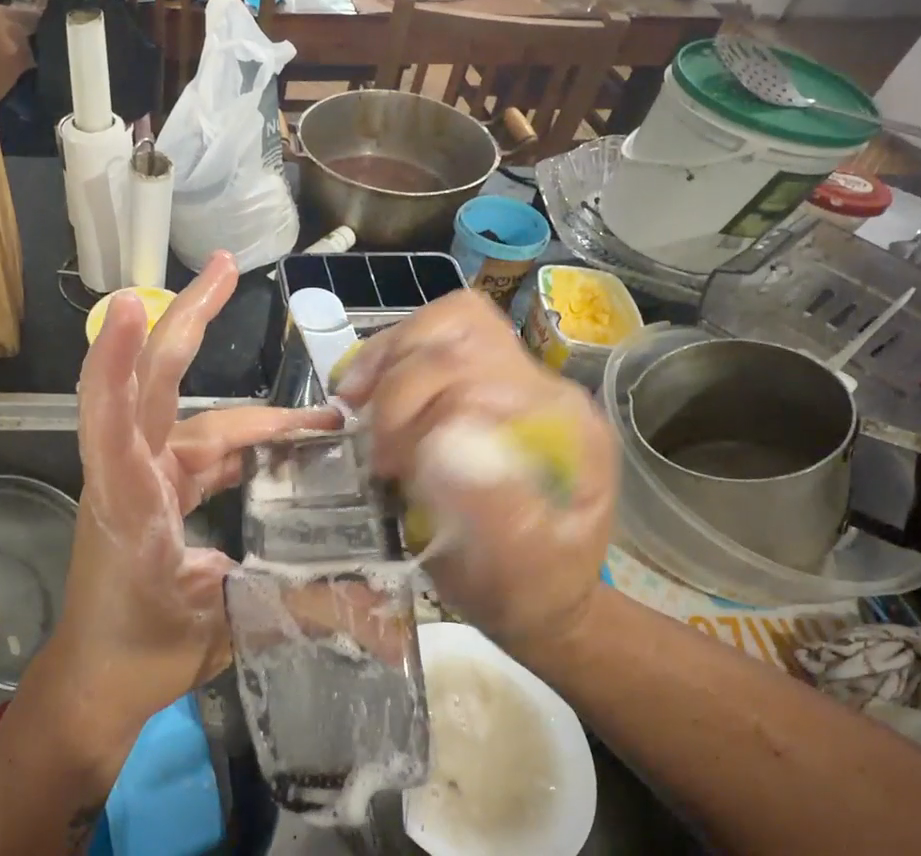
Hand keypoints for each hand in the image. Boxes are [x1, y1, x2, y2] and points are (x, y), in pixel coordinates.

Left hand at [42, 253, 339, 748]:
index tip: (137, 302)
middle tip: (228, 269)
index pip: (114, 418)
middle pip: (157, 382)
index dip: (120, 358)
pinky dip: (250, 444)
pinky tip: (296, 447)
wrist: (101, 679)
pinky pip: (207, 449)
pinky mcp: (161, 489)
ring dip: (255, 411)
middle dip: (191, 320)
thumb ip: (303, 607)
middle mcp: (133, 473)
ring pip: (199, 418)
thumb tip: (389, 614)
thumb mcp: (223, 626)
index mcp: (131, 501)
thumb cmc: (144, 652)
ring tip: (324, 415)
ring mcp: (147, 476)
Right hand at [335, 290, 615, 651]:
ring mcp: (517, 380)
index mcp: (563, 426)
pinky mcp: (485, 383)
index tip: (388, 467)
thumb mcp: (513, 566)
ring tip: (357, 402)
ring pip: (445, 323)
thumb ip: (491, 506)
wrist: (541, 597)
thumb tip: (441, 441)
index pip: (474, 374)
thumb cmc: (525, 587)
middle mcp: (546, 390)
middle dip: (397, 384)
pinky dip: (388, 357)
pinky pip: (434, 339)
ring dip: (388, 358)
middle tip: (375, 443)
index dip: (412, 409)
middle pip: (459, 332)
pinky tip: (364, 391)